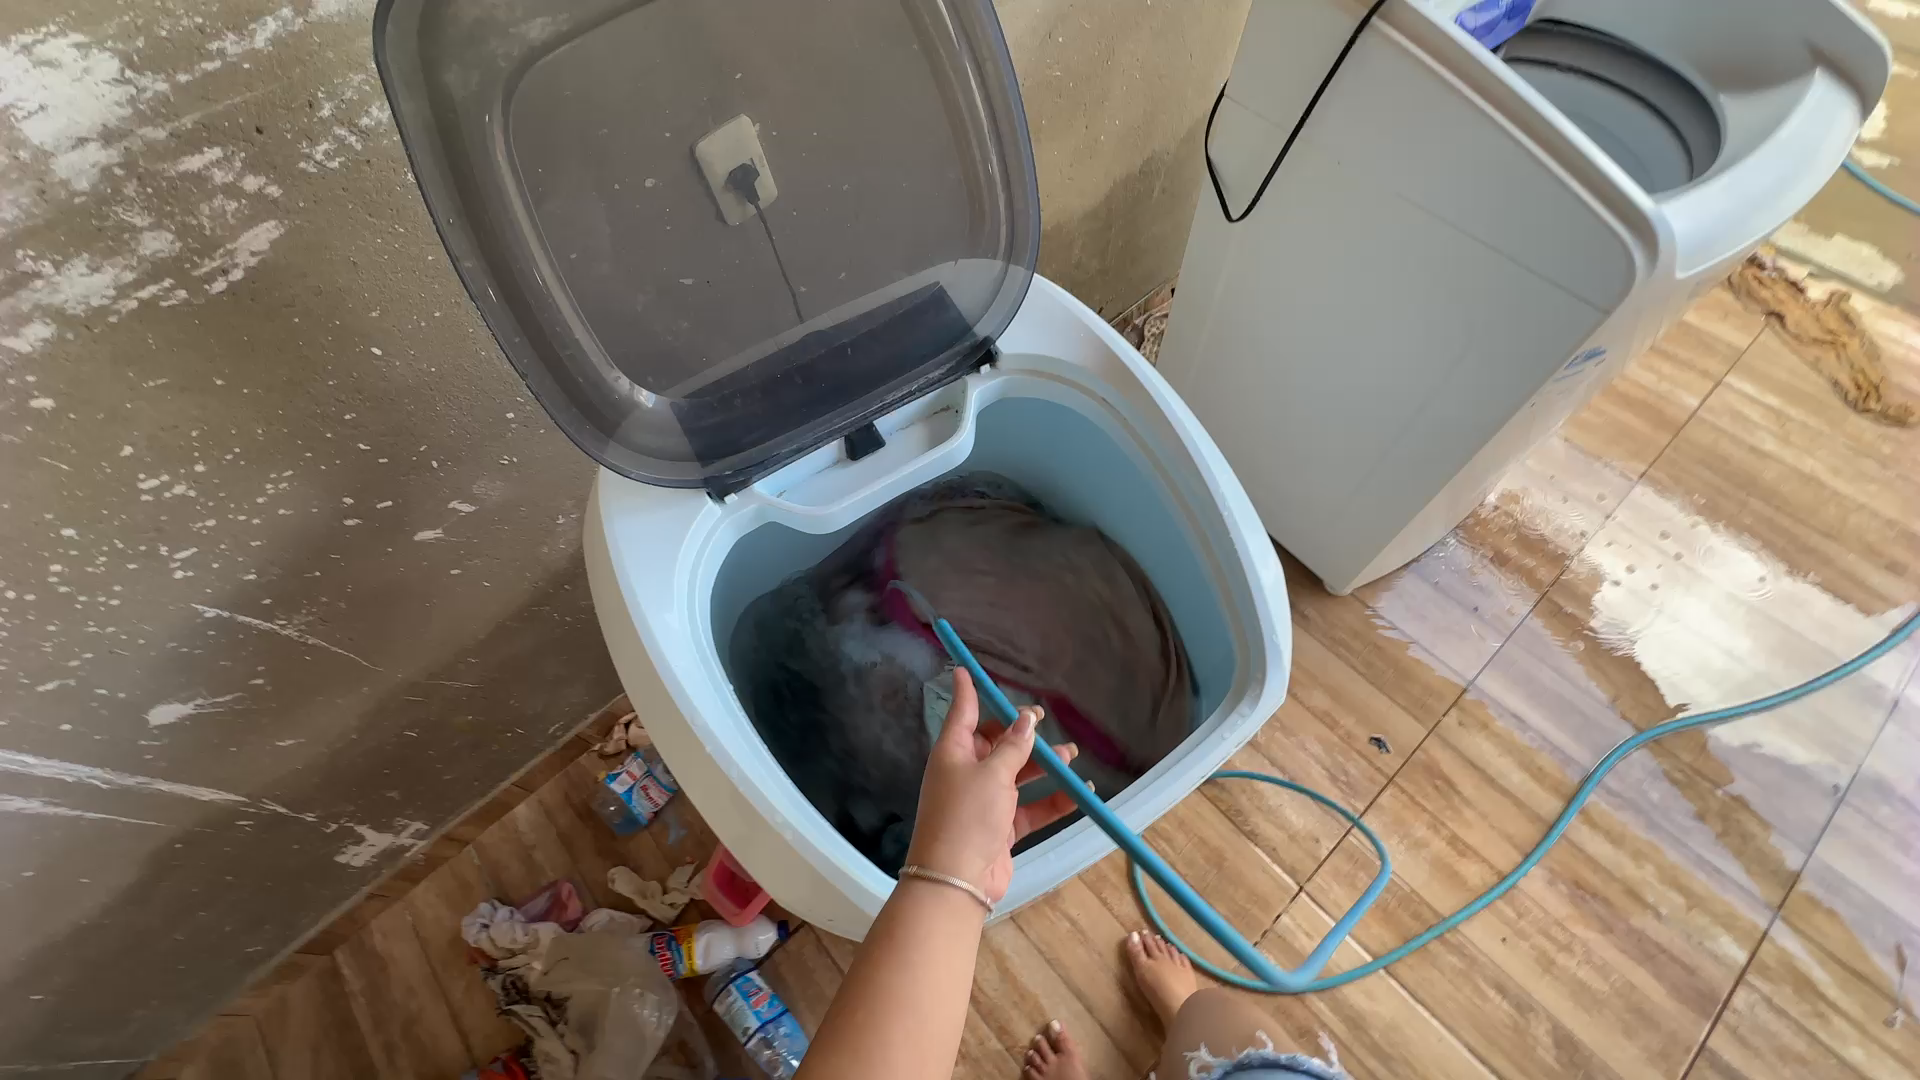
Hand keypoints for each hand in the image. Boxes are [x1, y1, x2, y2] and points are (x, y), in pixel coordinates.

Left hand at [906, 668, 1078, 903]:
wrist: (956, 881)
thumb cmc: (967, 815)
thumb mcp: (992, 774)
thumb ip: (1014, 747)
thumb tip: (1026, 720)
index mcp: (954, 752)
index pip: (963, 713)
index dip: (967, 691)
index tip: (965, 669)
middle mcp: (967, 772)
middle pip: (996, 743)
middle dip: (1021, 733)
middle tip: (1043, 720)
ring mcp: (984, 800)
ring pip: (1018, 773)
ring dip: (1043, 765)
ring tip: (1071, 754)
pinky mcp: (1001, 827)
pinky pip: (1030, 806)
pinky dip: (1053, 800)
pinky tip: (1080, 793)